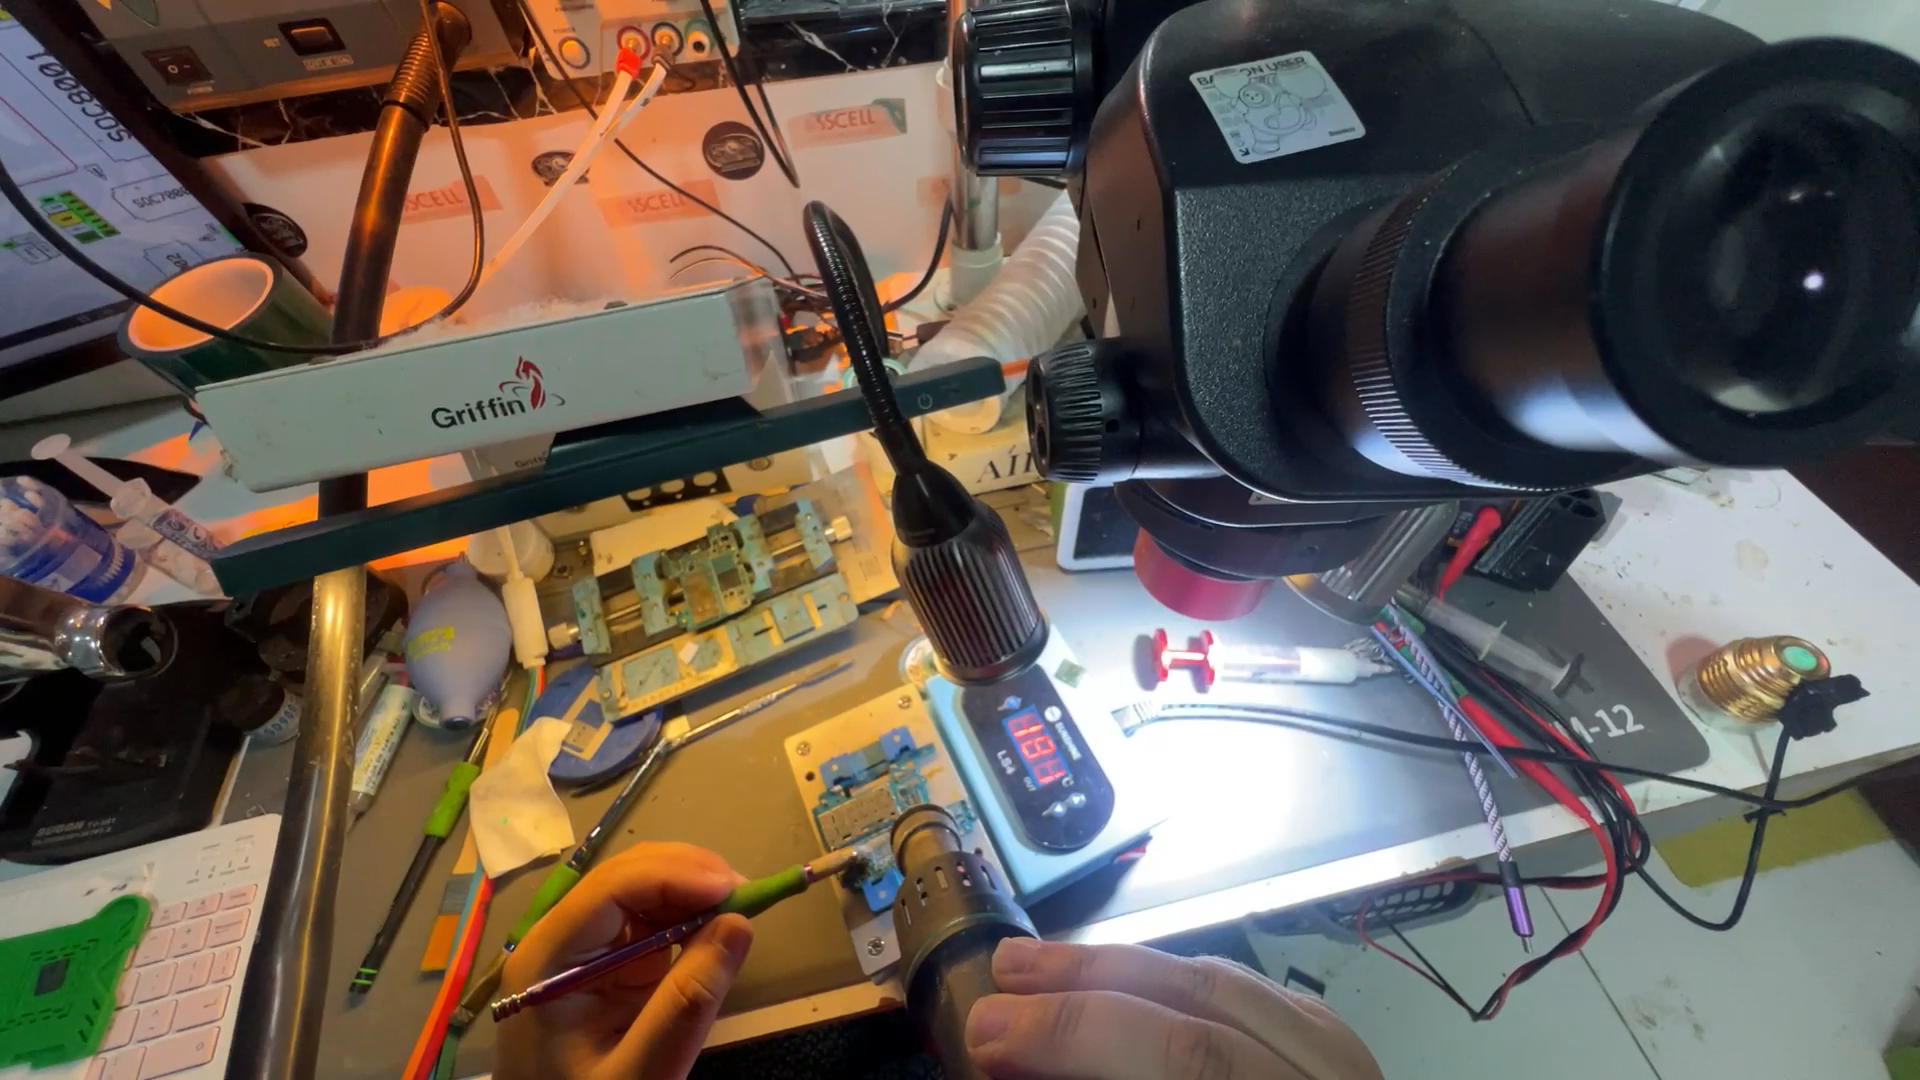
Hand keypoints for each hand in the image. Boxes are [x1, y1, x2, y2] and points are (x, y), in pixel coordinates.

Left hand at [494, 843, 753, 1079]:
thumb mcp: (638, 1074)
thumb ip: (684, 1005)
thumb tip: (739, 923)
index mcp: (548, 960)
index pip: (612, 887)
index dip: (674, 875)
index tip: (730, 890)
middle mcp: (561, 935)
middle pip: (629, 871)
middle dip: (690, 872)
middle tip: (744, 896)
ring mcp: (586, 939)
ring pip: (645, 878)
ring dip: (694, 884)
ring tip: (735, 908)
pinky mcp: (611, 949)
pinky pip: (652, 905)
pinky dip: (689, 904)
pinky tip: (713, 923)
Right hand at [966, 939, 1384, 1079]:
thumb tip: (1012, 1069)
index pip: (1182, 1065)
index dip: (1074, 1039)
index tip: (987, 1038)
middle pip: (1195, 1017)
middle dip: (1080, 995)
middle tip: (996, 983)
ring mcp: (1338, 1060)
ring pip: (1214, 980)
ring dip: (1113, 964)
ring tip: (1036, 960)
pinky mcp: (1331, 1038)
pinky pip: (1237, 981)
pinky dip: (1165, 971)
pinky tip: (1118, 968)